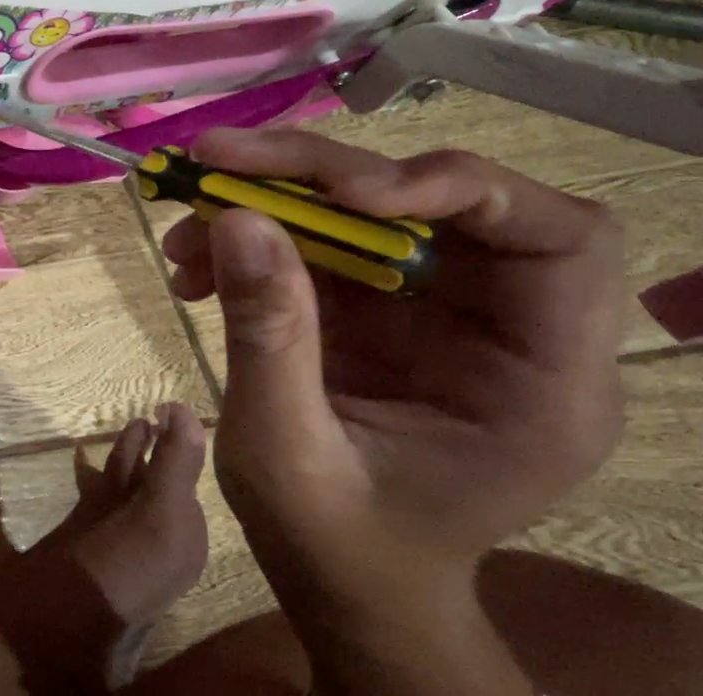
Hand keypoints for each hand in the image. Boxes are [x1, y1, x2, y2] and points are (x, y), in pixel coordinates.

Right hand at [162, 130, 627, 689]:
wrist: (337, 579)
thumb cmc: (334, 543)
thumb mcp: (285, 449)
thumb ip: (269, 335)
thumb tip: (236, 217)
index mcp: (541, 383)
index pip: (557, 242)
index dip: (458, 192)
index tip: (343, 193)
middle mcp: (502, 330)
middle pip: (440, 204)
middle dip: (322, 174)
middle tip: (215, 161)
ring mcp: (434, 314)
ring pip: (367, 213)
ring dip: (270, 201)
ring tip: (183, 224)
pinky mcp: (375, 311)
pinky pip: (318, 244)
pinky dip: (251, 238)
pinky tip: (192, 264)